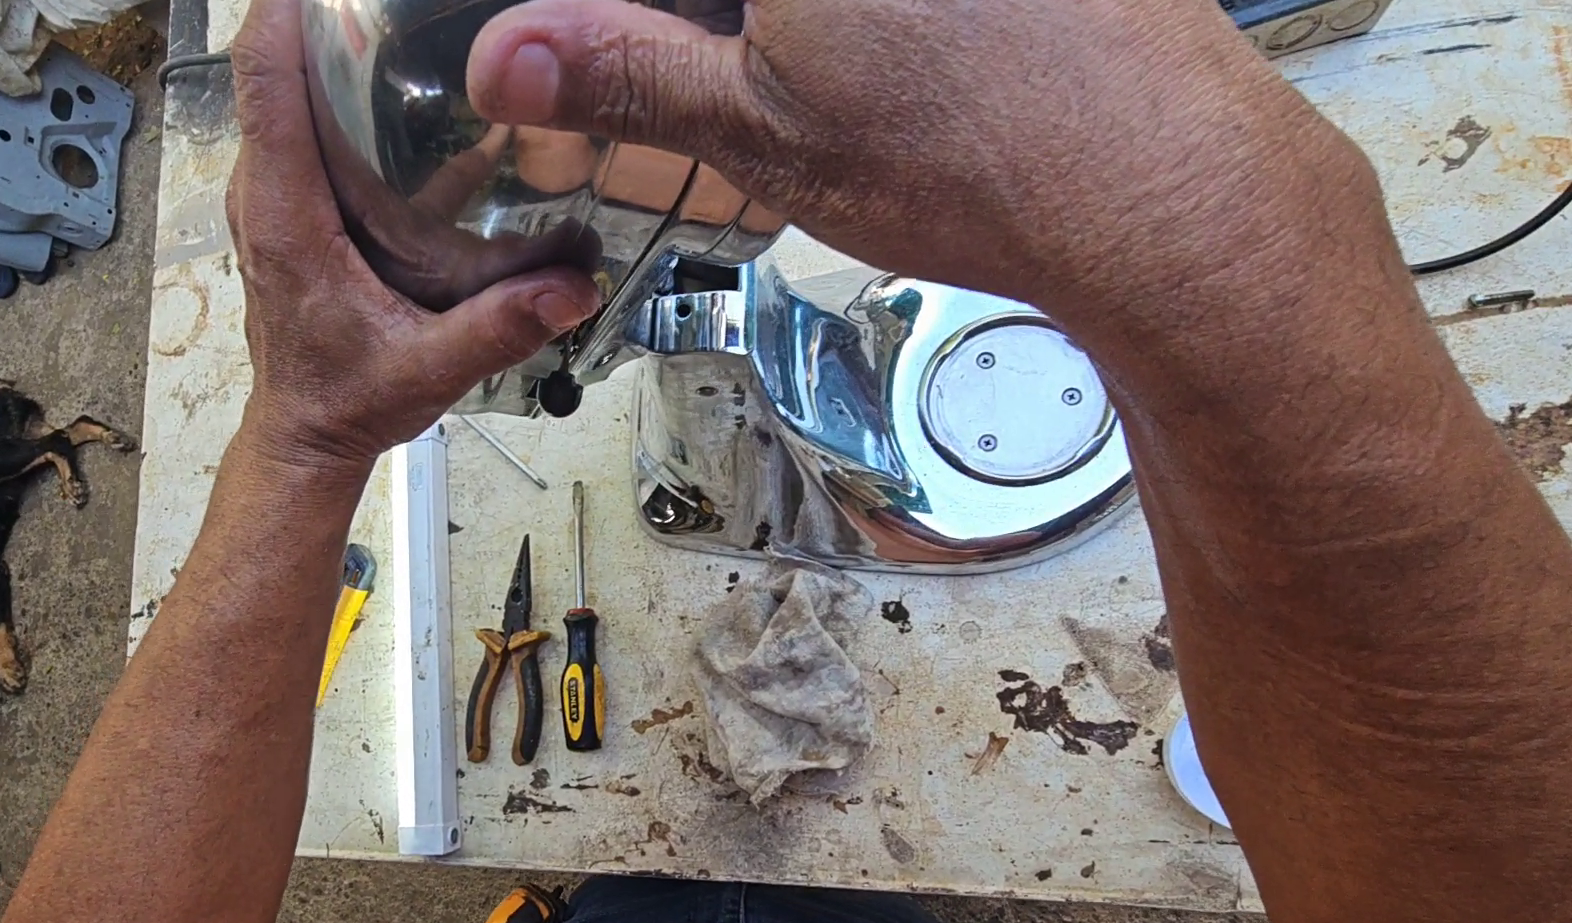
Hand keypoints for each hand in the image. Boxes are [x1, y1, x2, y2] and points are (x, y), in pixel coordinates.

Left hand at [225, 0, 600, 466]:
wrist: (310, 435)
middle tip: (409, 14)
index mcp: (288, 215)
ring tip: (417, 43)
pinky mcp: (300, 221)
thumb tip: (573, 288)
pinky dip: (358, 122)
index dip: (294, 10)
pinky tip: (428, 124)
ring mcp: (280, 205)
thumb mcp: (430, 368)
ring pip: (295, 102)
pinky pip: (319, 147)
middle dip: (333, 26)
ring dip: (345, 67)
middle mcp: (269, 196)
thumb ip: (499, 327)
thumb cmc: (350, 402)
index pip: (265, 74)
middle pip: (278, 70)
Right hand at [464, 0, 1372, 311]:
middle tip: (677, 68)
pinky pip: (855, 5)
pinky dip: (819, 27)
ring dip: (753, 34)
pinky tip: (859, 57)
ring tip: (777, 75)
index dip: (612, 21)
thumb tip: (505, 58)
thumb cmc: (955, 159)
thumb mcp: (758, 130)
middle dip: (692, 31)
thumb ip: (623, 72)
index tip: (600, 53)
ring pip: (780, 3)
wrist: (1139, 183)